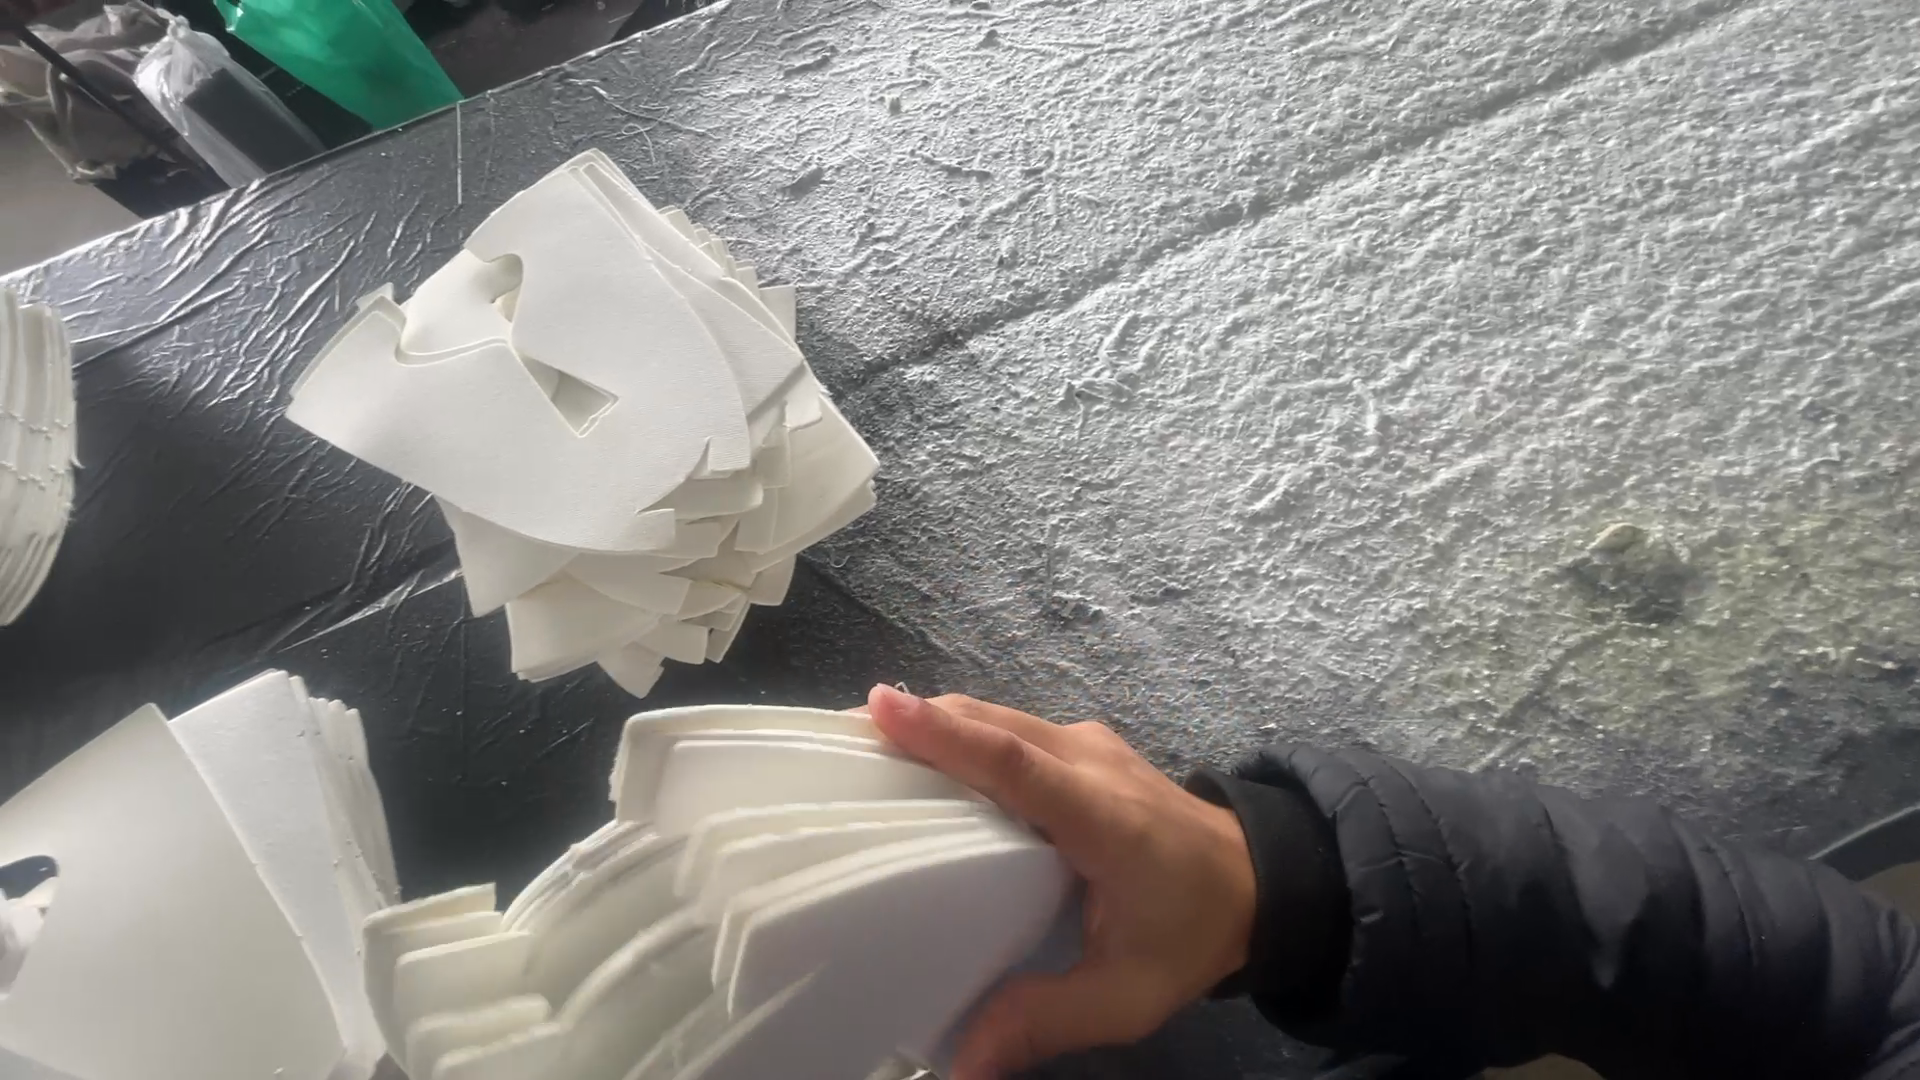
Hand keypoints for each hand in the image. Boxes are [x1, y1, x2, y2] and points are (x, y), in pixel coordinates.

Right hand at [863, 685, 1256, 1079]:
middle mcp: (1089, 761)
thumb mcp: (1126, 996)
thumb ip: (1043, 1019)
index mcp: (1101, 816)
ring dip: (939, 719)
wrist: (1260, 880)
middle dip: (921, 718)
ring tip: (872, 738)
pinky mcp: (1084, 743)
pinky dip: (966, 728)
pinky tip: (932, 752)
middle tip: (845, 731)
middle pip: (996, 723)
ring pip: (1002, 714)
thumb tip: (958, 1065)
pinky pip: (1014, 725)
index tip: (883, 707)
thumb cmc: (1191, 931)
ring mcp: (1089, 742)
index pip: (1014, 762)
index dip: (947, 733)